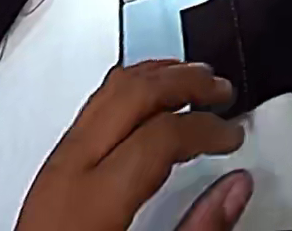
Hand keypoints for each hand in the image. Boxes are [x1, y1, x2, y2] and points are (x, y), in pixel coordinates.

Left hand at [17, 61, 250, 230]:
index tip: (232, 134)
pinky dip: (134, 84)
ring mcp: (58, 160)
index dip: (205, 128)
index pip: (160, 135)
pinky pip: (99, 99)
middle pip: (134, 94)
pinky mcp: (55, 161)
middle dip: (185, 82)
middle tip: (220, 88)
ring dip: (159, 75)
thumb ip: (197, 230)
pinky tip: (153, 89)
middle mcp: (70, 168)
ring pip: (113, 87)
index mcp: (92, 202)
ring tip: (194, 77)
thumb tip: (235, 188)